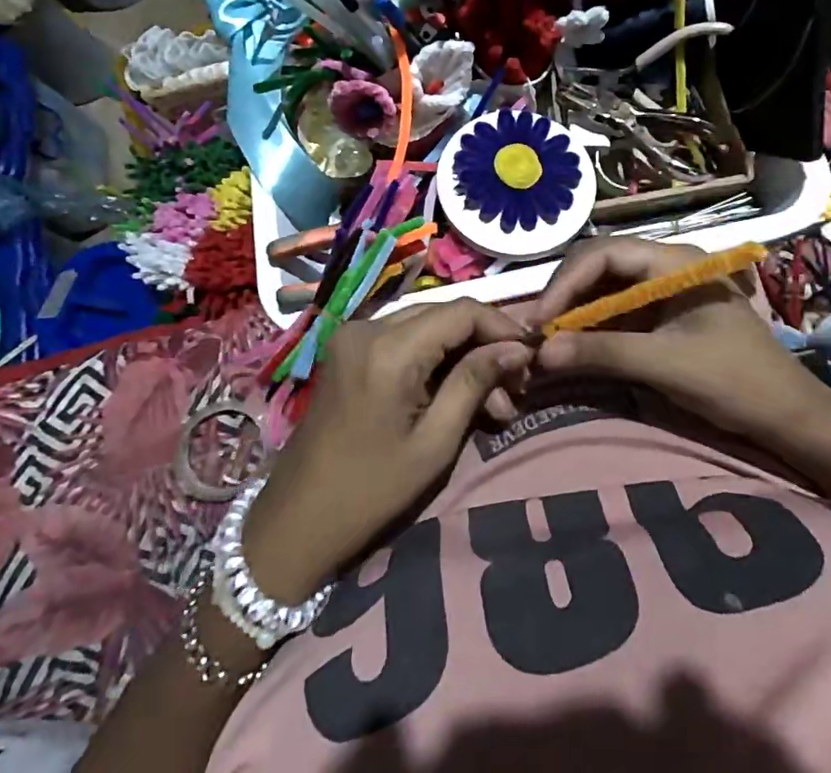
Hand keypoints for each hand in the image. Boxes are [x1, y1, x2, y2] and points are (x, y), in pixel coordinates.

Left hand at [242, 300, 531, 601]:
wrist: (297, 519)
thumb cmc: (371, 490)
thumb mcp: (436, 440)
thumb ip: (475, 382)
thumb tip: (518, 348)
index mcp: (388, 350)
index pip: (462, 311)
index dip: (503, 327)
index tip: (532, 356)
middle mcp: (367, 328)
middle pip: (446, 314)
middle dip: (486, 345)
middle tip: (516, 387)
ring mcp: (353, 337)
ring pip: (428, 326)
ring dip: (465, 355)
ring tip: (495, 403)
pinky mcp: (349, 351)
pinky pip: (406, 340)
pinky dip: (437, 361)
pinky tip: (459, 394)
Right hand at [530, 238, 830, 450]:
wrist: (785, 414)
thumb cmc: (735, 380)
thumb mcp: (666, 364)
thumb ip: (604, 352)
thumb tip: (540, 353)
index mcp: (675, 262)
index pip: (604, 254)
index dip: (565, 283)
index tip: (540, 321)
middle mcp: (666, 267)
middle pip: (599, 267)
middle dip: (565, 297)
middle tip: (535, 333)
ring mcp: (664, 291)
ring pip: (604, 290)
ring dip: (574, 315)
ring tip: (545, 342)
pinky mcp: (661, 317)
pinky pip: (616, 313)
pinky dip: (591, 330)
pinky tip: (571, 348)